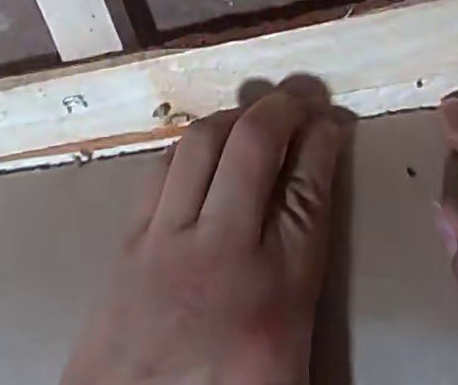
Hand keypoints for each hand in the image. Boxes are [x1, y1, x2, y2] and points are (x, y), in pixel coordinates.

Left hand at [61, 88, 348, 384]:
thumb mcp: (289, 359)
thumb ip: (305, 272)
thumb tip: (314, 197)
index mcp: (277, 296)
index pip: (309, 189)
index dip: (323, 142)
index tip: (331, 122)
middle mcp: (223, 256)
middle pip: (256, 146)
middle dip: (284, 108)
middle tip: (300, 99)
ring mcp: (166, 244)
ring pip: (203, 143)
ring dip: (236, 116)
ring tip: (254, 115)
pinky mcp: (126, 245)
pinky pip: (161, 167)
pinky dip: (190, 144)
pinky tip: (205, 147)